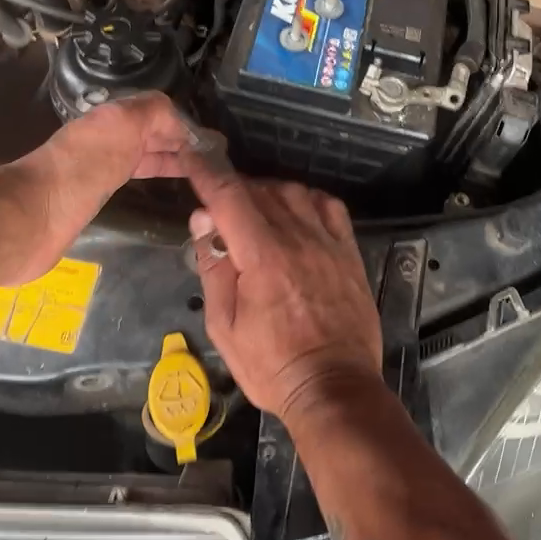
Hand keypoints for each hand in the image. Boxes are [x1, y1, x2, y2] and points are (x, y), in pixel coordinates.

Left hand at [26, 93, 198, 250]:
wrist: (35, 215)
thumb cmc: (83, 167)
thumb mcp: (123, 123)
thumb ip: (153, 111)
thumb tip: (180, 118)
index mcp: (113, 119)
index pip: (158, 113)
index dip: (184, 125)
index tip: (214, 145)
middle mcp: (107, 139)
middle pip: (151, 134)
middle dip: (182, 142)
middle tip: (215, 162)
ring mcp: (100, 169)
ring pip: (144, 157)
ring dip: (171, 160)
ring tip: (202, 175)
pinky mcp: (96, 199)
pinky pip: (133, 180)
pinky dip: (154, 179)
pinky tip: (167, 188)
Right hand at [185, 157, 382, 424]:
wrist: (334, 386)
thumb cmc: (271, 365)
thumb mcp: (225, 326)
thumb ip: (214, 268)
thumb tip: (203, 220)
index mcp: (262, 255)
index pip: (229, 195)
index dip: (206, 170)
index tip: (191, 153)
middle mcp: (297, 237)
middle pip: (260, 190)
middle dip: (233, 190)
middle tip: (218, 212)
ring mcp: (328, 241)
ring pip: (293, 192)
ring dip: (267, 193)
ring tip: (254, 215)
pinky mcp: (349, 251)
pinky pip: (328, 206)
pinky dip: (306, 200)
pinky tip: (295, 212)